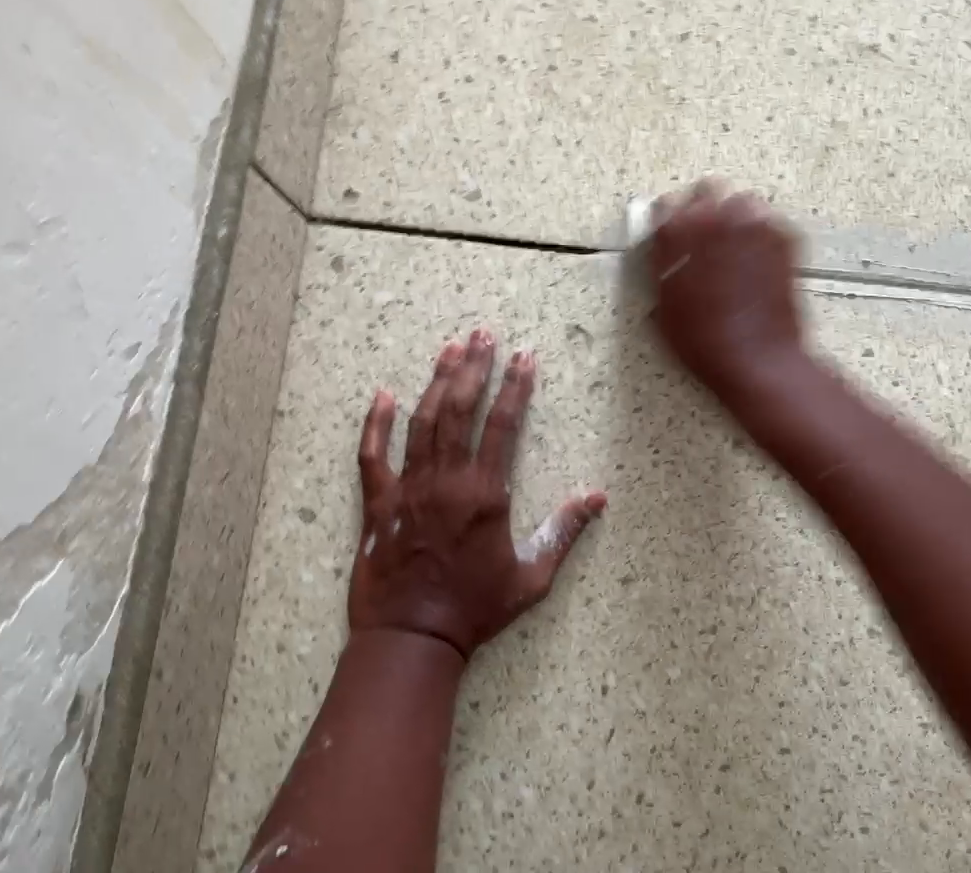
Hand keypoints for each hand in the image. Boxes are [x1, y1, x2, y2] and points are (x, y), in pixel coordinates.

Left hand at [350, 329, 605, 658]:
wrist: (413, 637)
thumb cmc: (476, 609)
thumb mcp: (532, 577)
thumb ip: (564, 532)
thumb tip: (598, 497)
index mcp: (484, 494)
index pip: (503, 425)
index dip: (516, 387)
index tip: (525, 357)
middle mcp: (445, 480)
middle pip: (460, 410)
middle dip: (474, 368)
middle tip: (483, 334)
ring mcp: (407, 489)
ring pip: (421, 422)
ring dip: (436, 382)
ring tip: (449, 348)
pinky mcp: (377, 504)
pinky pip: (372, 456)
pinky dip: (375, 424)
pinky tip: (382, 396)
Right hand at [649, 180, 809, 399]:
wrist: (757, 358)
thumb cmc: (704, 341)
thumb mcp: (665, 306)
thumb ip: (663, 267)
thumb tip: (668, 254)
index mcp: (675, 233)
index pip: (665, 205)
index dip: (670, 221)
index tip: (674, 234)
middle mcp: (713, 218)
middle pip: (707, 191)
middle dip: (706, 210)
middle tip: (708, 238)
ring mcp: (752, 224)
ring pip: (742, 202)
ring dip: (737, 219)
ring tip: (737, 249)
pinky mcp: (784, 237)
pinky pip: (769, 223)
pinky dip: (763, 235)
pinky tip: (759, 262)